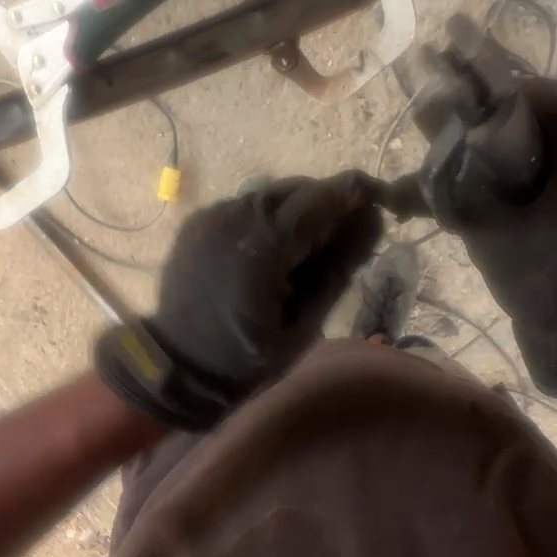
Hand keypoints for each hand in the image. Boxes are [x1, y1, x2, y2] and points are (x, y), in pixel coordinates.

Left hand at [95, 171, 383, 428]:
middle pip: (297, 189)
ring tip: (309, 249)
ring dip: (298, 211)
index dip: (356, 194)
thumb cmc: (246, 358)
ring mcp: (213, 216)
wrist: (176, 367)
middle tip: (348, 234)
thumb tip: (372, 223)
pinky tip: (274, 251)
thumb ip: (339, 268)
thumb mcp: (305, 324)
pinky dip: (268, 218)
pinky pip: (245, 207)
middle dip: (328, 204)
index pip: (322, 198)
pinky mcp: (198, 223)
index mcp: (265, 243)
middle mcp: (236, 216)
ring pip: (271, 195)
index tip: (381, 201)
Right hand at [440, 78, 556, 408]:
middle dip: (524, 115)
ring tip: (494, 150)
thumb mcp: (487, 234)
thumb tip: (408, 156)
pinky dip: (551, 163)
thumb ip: (451, 188)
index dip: (524, 90)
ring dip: (537, 140)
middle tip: (481, 122)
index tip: (482, 99)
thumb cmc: (539, 289)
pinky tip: (518, 179)